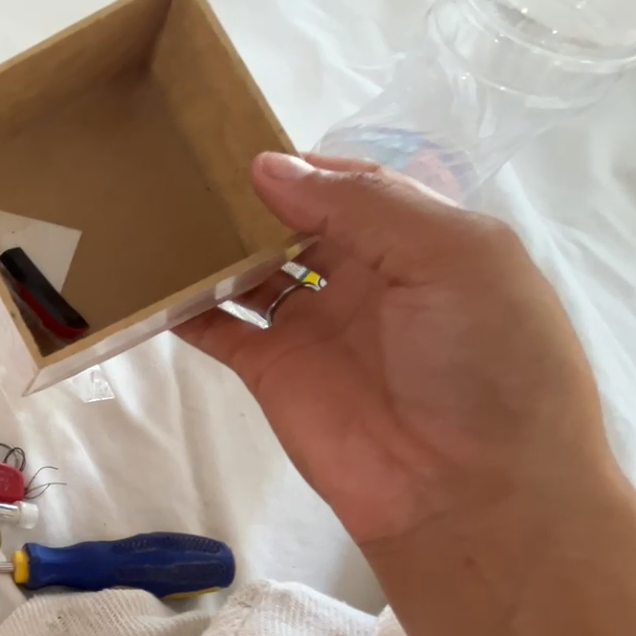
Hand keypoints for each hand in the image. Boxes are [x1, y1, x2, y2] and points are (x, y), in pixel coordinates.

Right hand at [179, 152, 616, 548]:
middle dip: (248, 204)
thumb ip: (361, 208)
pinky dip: (183, 309)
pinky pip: (215, 329)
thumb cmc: (484, 361)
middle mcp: (358, 277)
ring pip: (247, 272)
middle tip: (187, 179)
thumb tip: (264, 167)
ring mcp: (306, 325)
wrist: (461, 487)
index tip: (239, 149)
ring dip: (211, 250)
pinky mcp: (265, 369)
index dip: (303, 166)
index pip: (349, 187)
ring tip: (162, 222)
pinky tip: (151, 288)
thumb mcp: (453, 258)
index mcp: (418, 241)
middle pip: (290, 225)